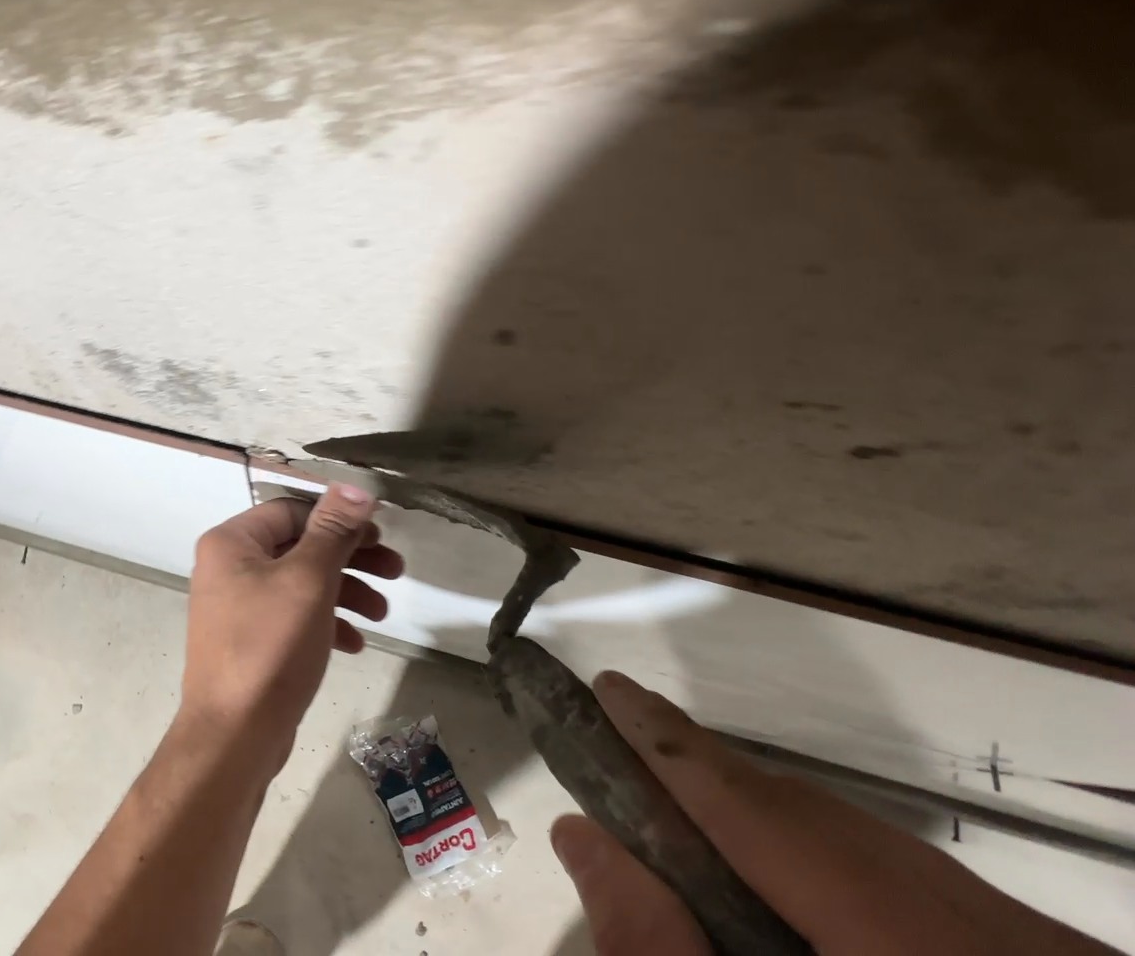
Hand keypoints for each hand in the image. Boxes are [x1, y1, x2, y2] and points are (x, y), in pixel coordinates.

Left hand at [178, 486, 403, 771]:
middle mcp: (227, 567)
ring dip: (344, 591)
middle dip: (350, 557)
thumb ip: (334, 531)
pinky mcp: (248, 641)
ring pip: (300, 583)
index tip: (382, 536)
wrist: (234, 733)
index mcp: (231, 542)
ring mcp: (236, 606)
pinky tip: (353, 643)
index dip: (339, 518)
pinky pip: (291, 618)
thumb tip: (357, 487)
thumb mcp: (309, 580)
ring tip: (382, 612)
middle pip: (299, 546)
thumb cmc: (270, 647)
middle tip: (396, 571)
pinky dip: (324, 623)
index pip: (292, 510)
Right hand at [552, 671, 1120, 955]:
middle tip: (628, 742)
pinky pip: (917, 884)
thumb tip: (582, 836)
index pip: (770, 820)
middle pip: (821, 823)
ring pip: (873, 848)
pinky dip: (830, 863)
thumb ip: (657, 948)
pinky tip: (783, 879)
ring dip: (769, 819)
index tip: (612, 690)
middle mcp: (998, 941)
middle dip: (717, 780)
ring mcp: (1038, 952)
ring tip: (687, 802)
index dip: (680, 751)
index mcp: (912, 950)